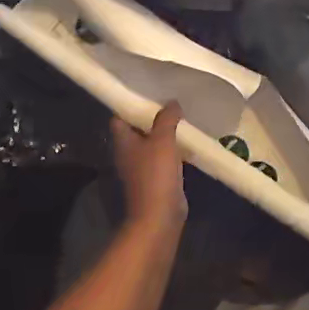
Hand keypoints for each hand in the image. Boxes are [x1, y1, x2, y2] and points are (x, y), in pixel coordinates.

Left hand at [112, 101, 186, 231]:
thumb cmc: (156, 174)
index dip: (130, 105)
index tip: (148, 94)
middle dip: (152, 118)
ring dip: (165, 134)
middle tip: (171, 104)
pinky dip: (173, 150)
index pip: (119, 117)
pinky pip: (164, 158)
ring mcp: (142, 167)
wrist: (160, 215)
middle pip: (137, 130)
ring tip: (182, 119)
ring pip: (152, 144)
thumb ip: (166, 119)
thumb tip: (172, 102)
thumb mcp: (162, 140)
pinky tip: (188, 143)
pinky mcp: (157, 179)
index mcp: (123, 142)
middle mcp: (129, 153)